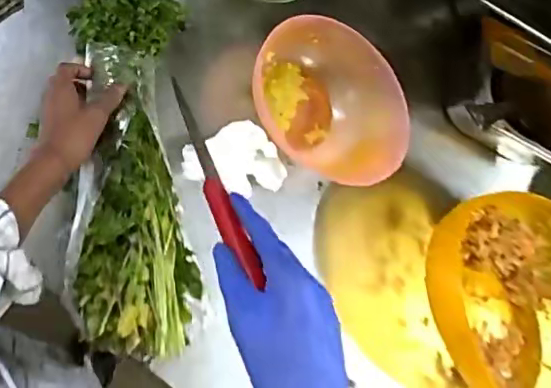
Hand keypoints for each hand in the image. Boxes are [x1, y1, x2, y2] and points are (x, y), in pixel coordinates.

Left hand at [32, 62, 127, 172]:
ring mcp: (47, 108)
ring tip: (94, 108)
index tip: (95, 78)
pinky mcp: (48, 122)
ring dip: (77, 96)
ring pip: (62, 94)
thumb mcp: (96, 115)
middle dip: (81, 83)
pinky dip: (72, 108)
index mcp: (60, 86)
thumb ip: (109, 98)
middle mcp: (50, 93)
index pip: (67, 67)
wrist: (52, 161)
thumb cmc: (75, 134)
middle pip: (64, 80)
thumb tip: (122, 84)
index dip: (81, 68)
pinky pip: (60, 107)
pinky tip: (85, 122)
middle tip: (96, 92)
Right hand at [216, 193, 347, 387]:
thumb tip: (223, 247)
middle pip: (276, 251)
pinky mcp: (327, 323)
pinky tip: (266, 300)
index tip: (228, 195)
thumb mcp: (241, 311)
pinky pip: (297, 290)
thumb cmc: (272, 356)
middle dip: (253, 240)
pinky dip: (278, 283)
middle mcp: (310, 282)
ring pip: (287, 272)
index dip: (243, 212)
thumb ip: (230, 272)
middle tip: (231, 234)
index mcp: (289, 274)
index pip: (262, 232)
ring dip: (265, 264)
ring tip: (245, 274)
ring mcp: (322, 304)